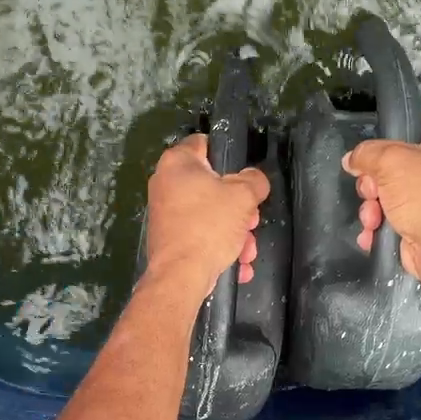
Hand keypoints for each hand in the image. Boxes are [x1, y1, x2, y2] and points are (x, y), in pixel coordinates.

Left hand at [145, 134, 267, 302]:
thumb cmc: (209, 226)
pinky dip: (220, 249)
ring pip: (210, 217)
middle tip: (252, 221)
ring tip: (247, 253)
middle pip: (212, 187)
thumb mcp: (243, 196)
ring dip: (235, 234)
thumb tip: (253, 179)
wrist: (181, 276)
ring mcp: (166, 215)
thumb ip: (254, 180)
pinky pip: (201, 237)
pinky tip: (238, 266)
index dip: (228, 155)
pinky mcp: (169, 240)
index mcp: (177, 163)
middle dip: (239, 208)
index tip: (244, 174)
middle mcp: (165, 184)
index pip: (205, 143)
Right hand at [342, 116, 420, 279]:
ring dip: (372, 208)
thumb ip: (366, 153)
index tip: (372, 151)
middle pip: (394, 166)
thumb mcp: (390, 160)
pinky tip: (371, 233)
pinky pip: (391, 219)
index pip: (417, 127)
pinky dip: (378, 226)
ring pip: (388, 195)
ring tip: (372, 219)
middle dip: (374, 183)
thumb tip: (351, 160)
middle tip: (372, 191)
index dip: (391, 136)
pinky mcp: (420, 226)